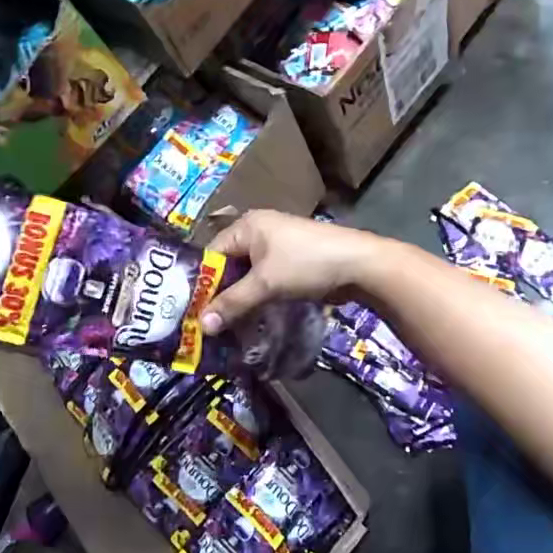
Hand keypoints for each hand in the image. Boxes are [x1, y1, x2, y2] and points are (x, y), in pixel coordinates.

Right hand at [202, 210, 387, 333]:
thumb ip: (233, 303)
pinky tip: (252, 319)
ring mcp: (277, 246)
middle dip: (221, 294)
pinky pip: (266, 280)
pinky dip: (258, 297)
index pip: (212, 253)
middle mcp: (259, 231)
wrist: (359, 264)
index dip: (202, 283)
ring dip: (241, 299)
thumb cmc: (306, 264)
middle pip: (230, 265)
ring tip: (228, 327)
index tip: (193, 312)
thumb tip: (202, 326)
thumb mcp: (265, 284)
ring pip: (248, 275)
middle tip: (209, 324)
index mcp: (247, 225)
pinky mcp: (292, 262)